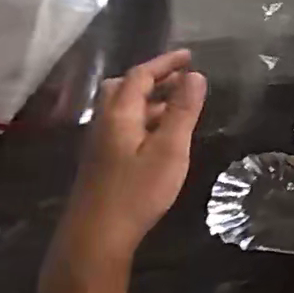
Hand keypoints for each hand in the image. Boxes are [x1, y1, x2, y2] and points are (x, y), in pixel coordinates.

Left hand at [56, 50, 207, 273]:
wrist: (97, 236)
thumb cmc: (138, 190)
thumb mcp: (170, 149)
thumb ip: (182, 112)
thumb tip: (196, 76)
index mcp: (120, 116)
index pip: (139, 77)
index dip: (165, 63)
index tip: (190, 56)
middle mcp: (105, 123)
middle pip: (123, 88)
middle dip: (153, 77)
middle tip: (183, 77)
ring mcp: (101, 143)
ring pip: (123, 107)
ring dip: (150, 97)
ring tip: (181, 101)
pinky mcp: (104, 160)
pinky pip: (125, 124)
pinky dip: (146, 116)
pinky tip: (164, 132)